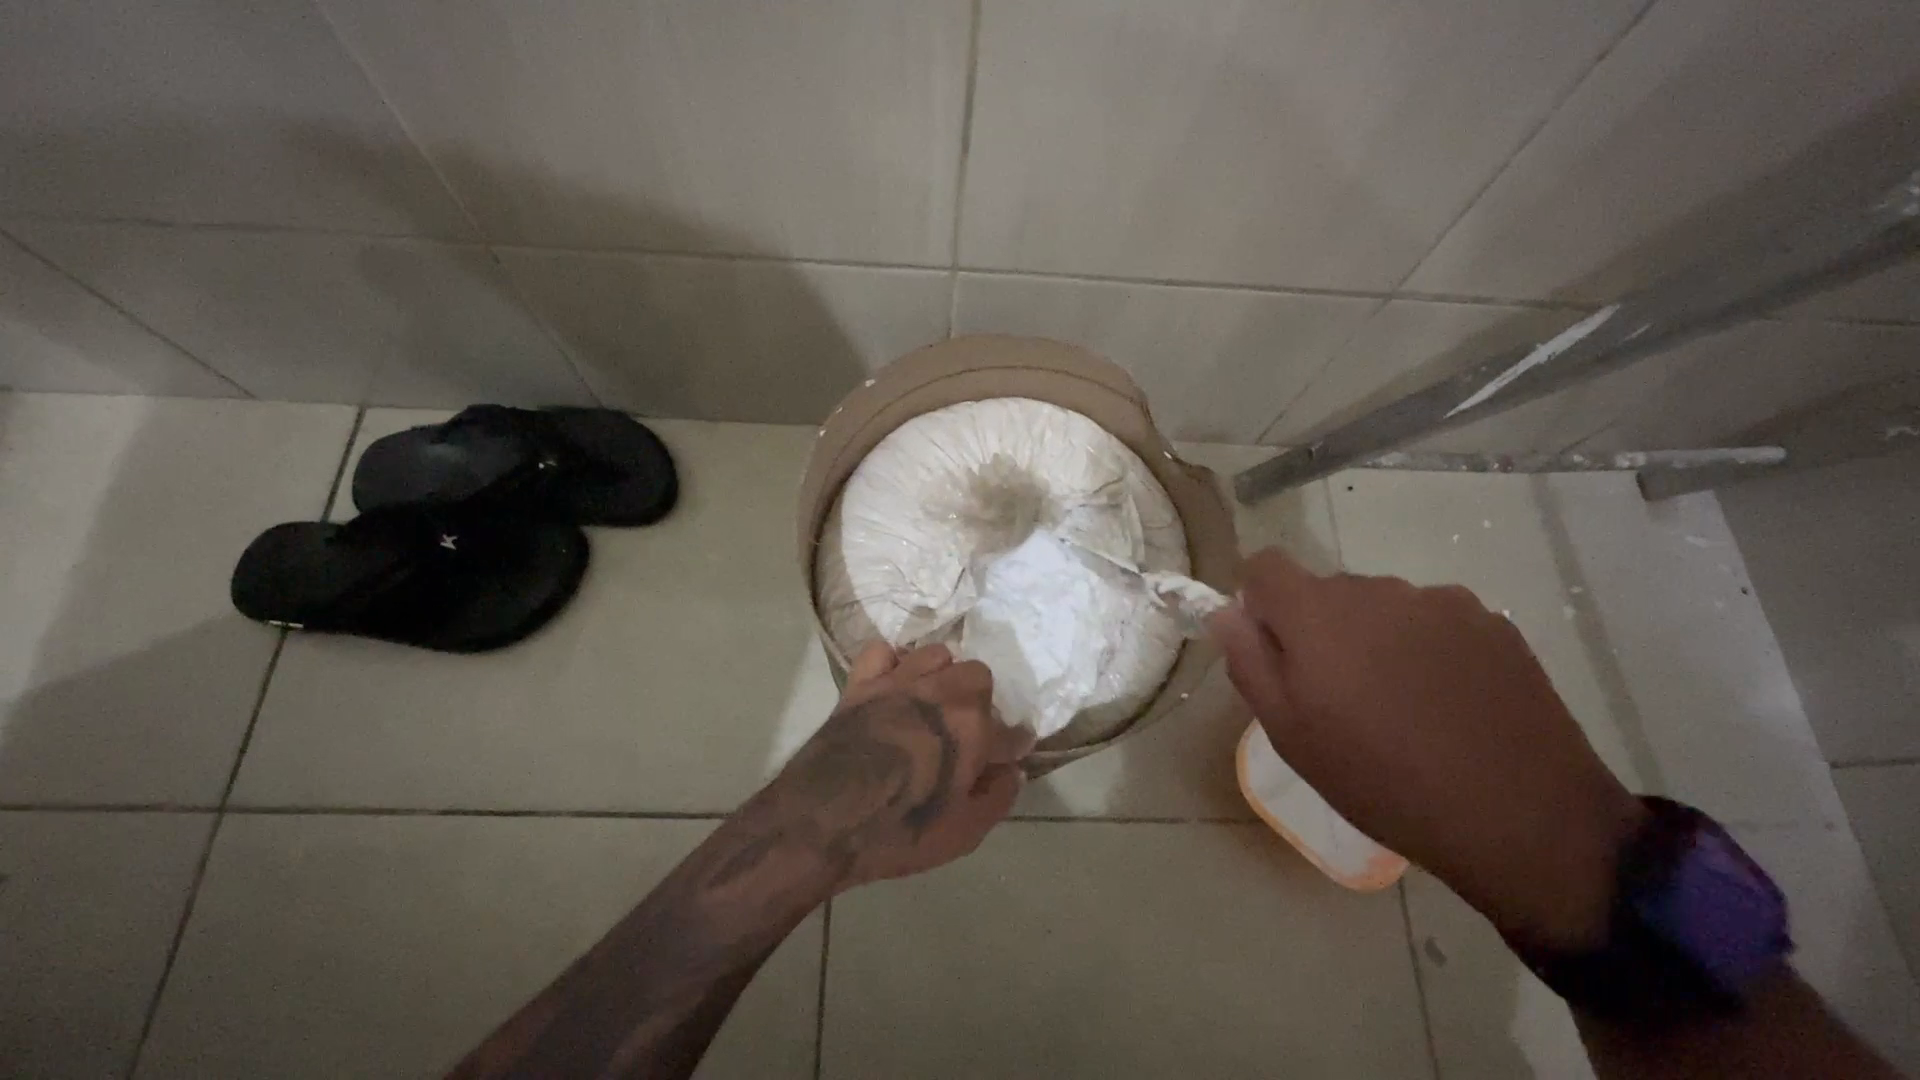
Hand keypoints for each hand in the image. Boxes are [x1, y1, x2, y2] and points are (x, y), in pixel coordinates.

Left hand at [753, 642, 1033, 893]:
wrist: (821, 821)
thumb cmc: (898, 833)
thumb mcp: (963, 834)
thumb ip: (998, 798)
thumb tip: (1011, 772)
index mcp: (973, 728)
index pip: (1010, 731)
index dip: (1011, 747)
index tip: (1007, 757)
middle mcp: (942, 693)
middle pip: (978, 677)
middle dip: (979, 702)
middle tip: (966, 731)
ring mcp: (899, 682)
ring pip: (936, 654)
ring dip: (943, 675)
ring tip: (933, 703)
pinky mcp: (861, 682)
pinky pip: (883, 651)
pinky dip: (892, 663)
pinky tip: (893, 686)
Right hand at [1210, 548, 1647, 949]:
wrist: (1521, 816)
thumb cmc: (1381, 780)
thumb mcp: (1291, 735)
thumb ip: (1249, 662)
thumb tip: (1226, 611)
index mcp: (1318, 613)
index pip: (1265, 566)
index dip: (1258, 601)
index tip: (1272, 651)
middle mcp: (1378, 590)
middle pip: (1326, 590)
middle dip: (1318, 629)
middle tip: (1337, 698)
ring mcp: (1442, 602)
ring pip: (1381, 606)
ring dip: (1373, 638)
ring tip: (1399, 705)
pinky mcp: (1492, 623)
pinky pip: (1433, 621)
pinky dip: (1424, 648)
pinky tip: (1446, 703)